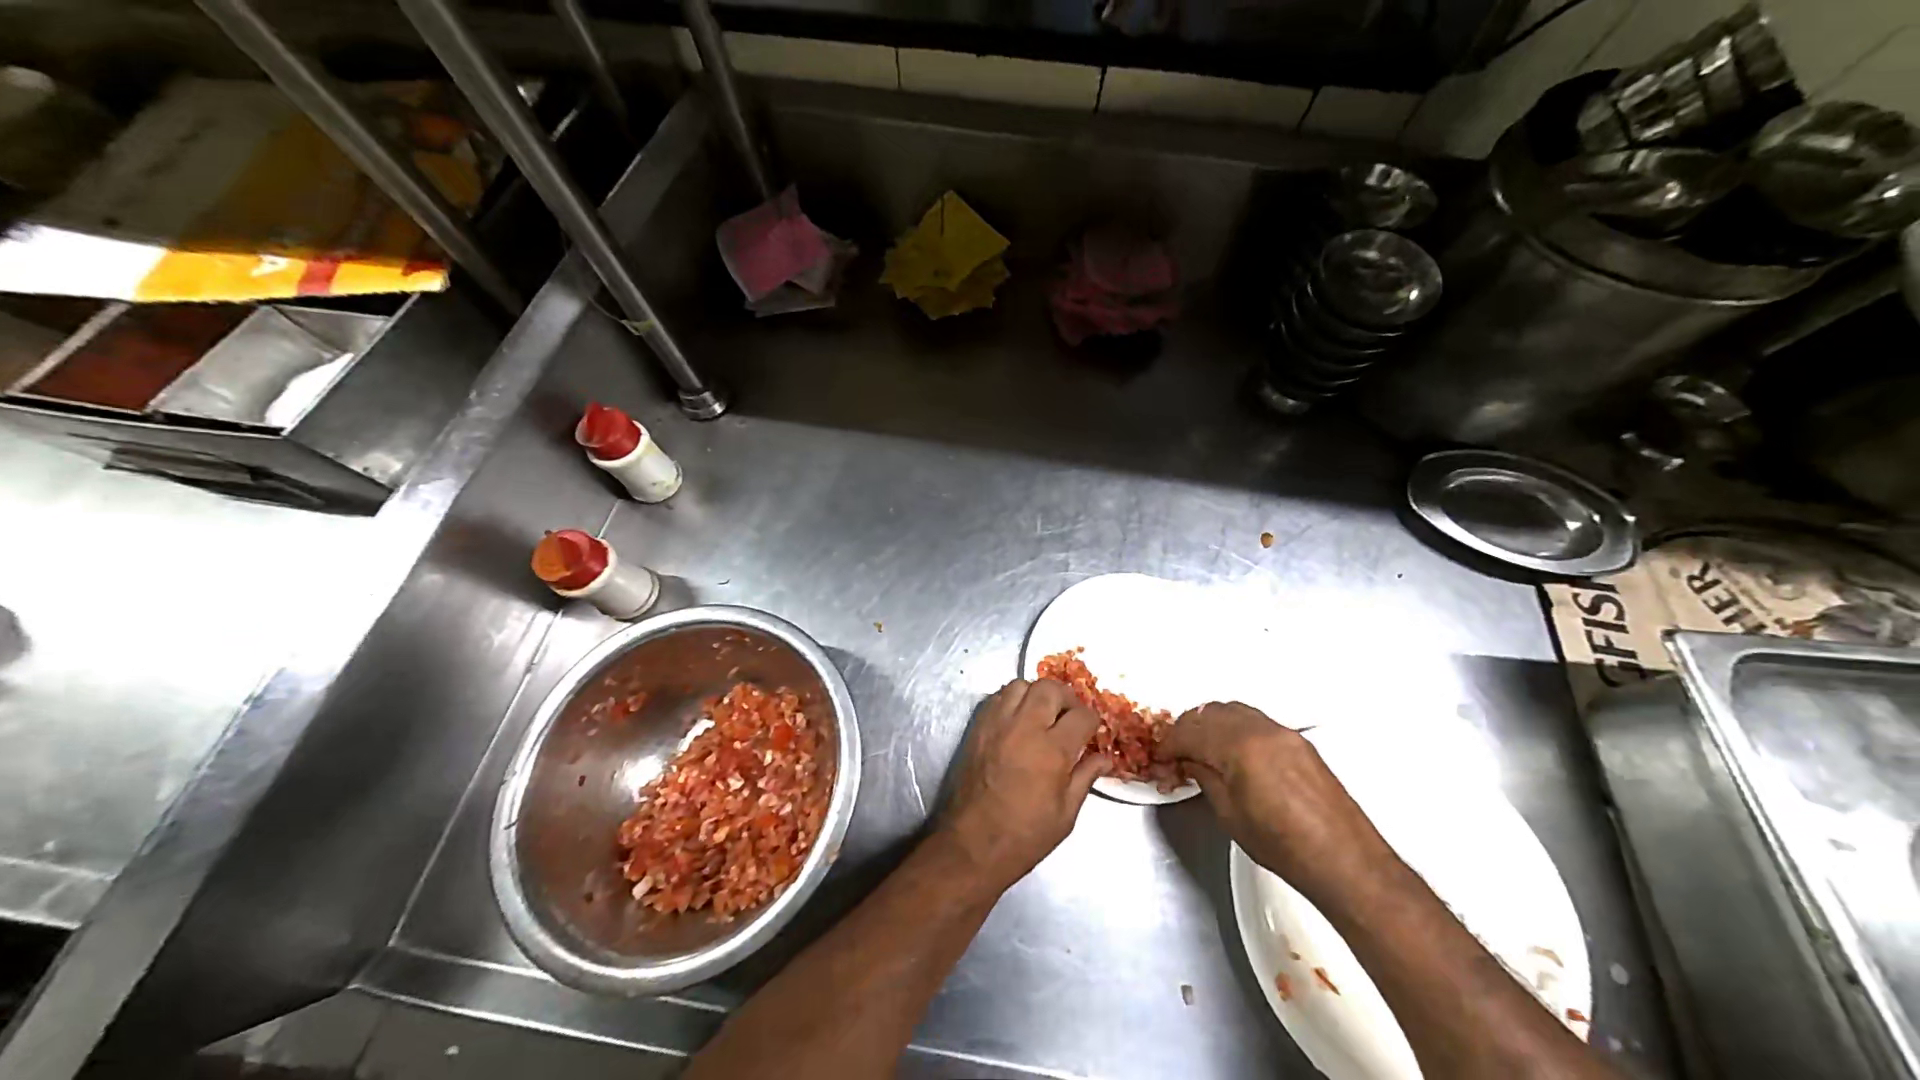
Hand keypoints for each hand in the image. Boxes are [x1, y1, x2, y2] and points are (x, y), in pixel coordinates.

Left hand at [935, 679, 1111, 893]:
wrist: (971, 844)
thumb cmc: (1024, 836)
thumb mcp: (1065, 814)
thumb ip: (1085, 777)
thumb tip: (1104, 758)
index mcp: (1052, 749)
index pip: (1082, 715)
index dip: (1092, 721)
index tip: (1091, 732)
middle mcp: (1024, 727)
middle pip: (1050, 688)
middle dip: (1066, 698)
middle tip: (1069, 717)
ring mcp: (997, 724)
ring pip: (1021, 685)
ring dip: (1036, 695)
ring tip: (1041, 716)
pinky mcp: (976, 727)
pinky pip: (997, 698)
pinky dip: (1011, 701)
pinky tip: (1017, 722)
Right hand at [1156, 702, 1400, 906]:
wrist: (1343, 861)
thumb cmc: (1291, 847)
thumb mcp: (1229, 814)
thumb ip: (1204, 778)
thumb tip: (1190, 764)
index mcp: (1240, 747)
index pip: (1190, 731)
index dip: (1169, 744)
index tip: (1162, 757)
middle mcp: (1263, 731)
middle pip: (1210, 712)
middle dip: (1187, 730)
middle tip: (1175, 754)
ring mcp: (1284, 734)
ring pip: (1233, 711)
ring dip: (1210, 725)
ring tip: (1200, 752)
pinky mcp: (1298, 743)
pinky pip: (1255, 721)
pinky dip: (1234, 728)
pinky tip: (1229, 752)